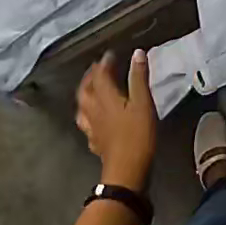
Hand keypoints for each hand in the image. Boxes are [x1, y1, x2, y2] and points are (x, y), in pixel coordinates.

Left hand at [76, 49, 155, 190]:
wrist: (127, 171)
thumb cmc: (138, 135)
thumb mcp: (144, 103)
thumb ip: (139, 78)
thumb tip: (137, 53)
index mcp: (105, 97)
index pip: (100, 74)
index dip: (104, 63)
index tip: (111, 55)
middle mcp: (94, 109)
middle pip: (85, 89)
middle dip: (90, 76)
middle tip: (97, 69)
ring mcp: (92, 127)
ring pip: (82, 105)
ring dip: (85, 93)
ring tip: (91, 88)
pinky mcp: (94, 141)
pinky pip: (86, 123)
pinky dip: (88, 114)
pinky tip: (92, 118)